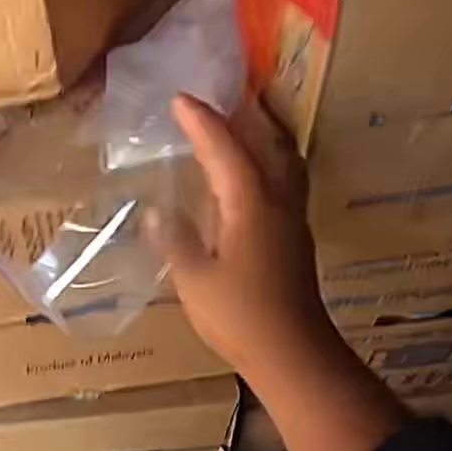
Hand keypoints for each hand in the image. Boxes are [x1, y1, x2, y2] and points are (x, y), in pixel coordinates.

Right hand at [150, 95, 404, 450]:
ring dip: (262, 139)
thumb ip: (176, 241)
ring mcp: (291, 221)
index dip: (201, 123)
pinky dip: (266, 168)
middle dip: (242, 117)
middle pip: (267, 144)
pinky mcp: (294, 242)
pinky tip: (250, 184)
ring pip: (282, 163)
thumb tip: (157, 212)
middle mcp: (278, 202)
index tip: (180, 99)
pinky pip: (283, 186)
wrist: (290, 351)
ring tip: (241, 130)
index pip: (224, 150)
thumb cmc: (239, 316)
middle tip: (219, 100)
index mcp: (251, 205)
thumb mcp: (195, 280)